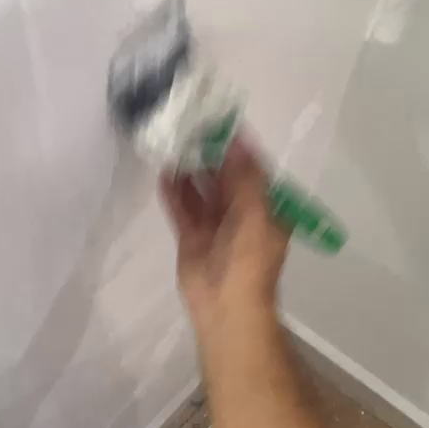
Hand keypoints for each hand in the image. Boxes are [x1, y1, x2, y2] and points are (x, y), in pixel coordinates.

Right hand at [160, 136, 289, 334]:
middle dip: (208, 156)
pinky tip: (163, 174)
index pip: (251, 170)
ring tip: (172, 146)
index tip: (218, 122)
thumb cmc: (249, 260)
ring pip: (201, 192)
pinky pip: (182, 210)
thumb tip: (238, 139)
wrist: (225, 305)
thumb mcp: (256, 213)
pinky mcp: (191, 238)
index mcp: (264, 207)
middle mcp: (241, 213)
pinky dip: (174, 193)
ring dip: (189, 171)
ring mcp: (214, 226)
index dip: (237, 147)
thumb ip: (245, 177)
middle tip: (188, 128)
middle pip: (224, 178)